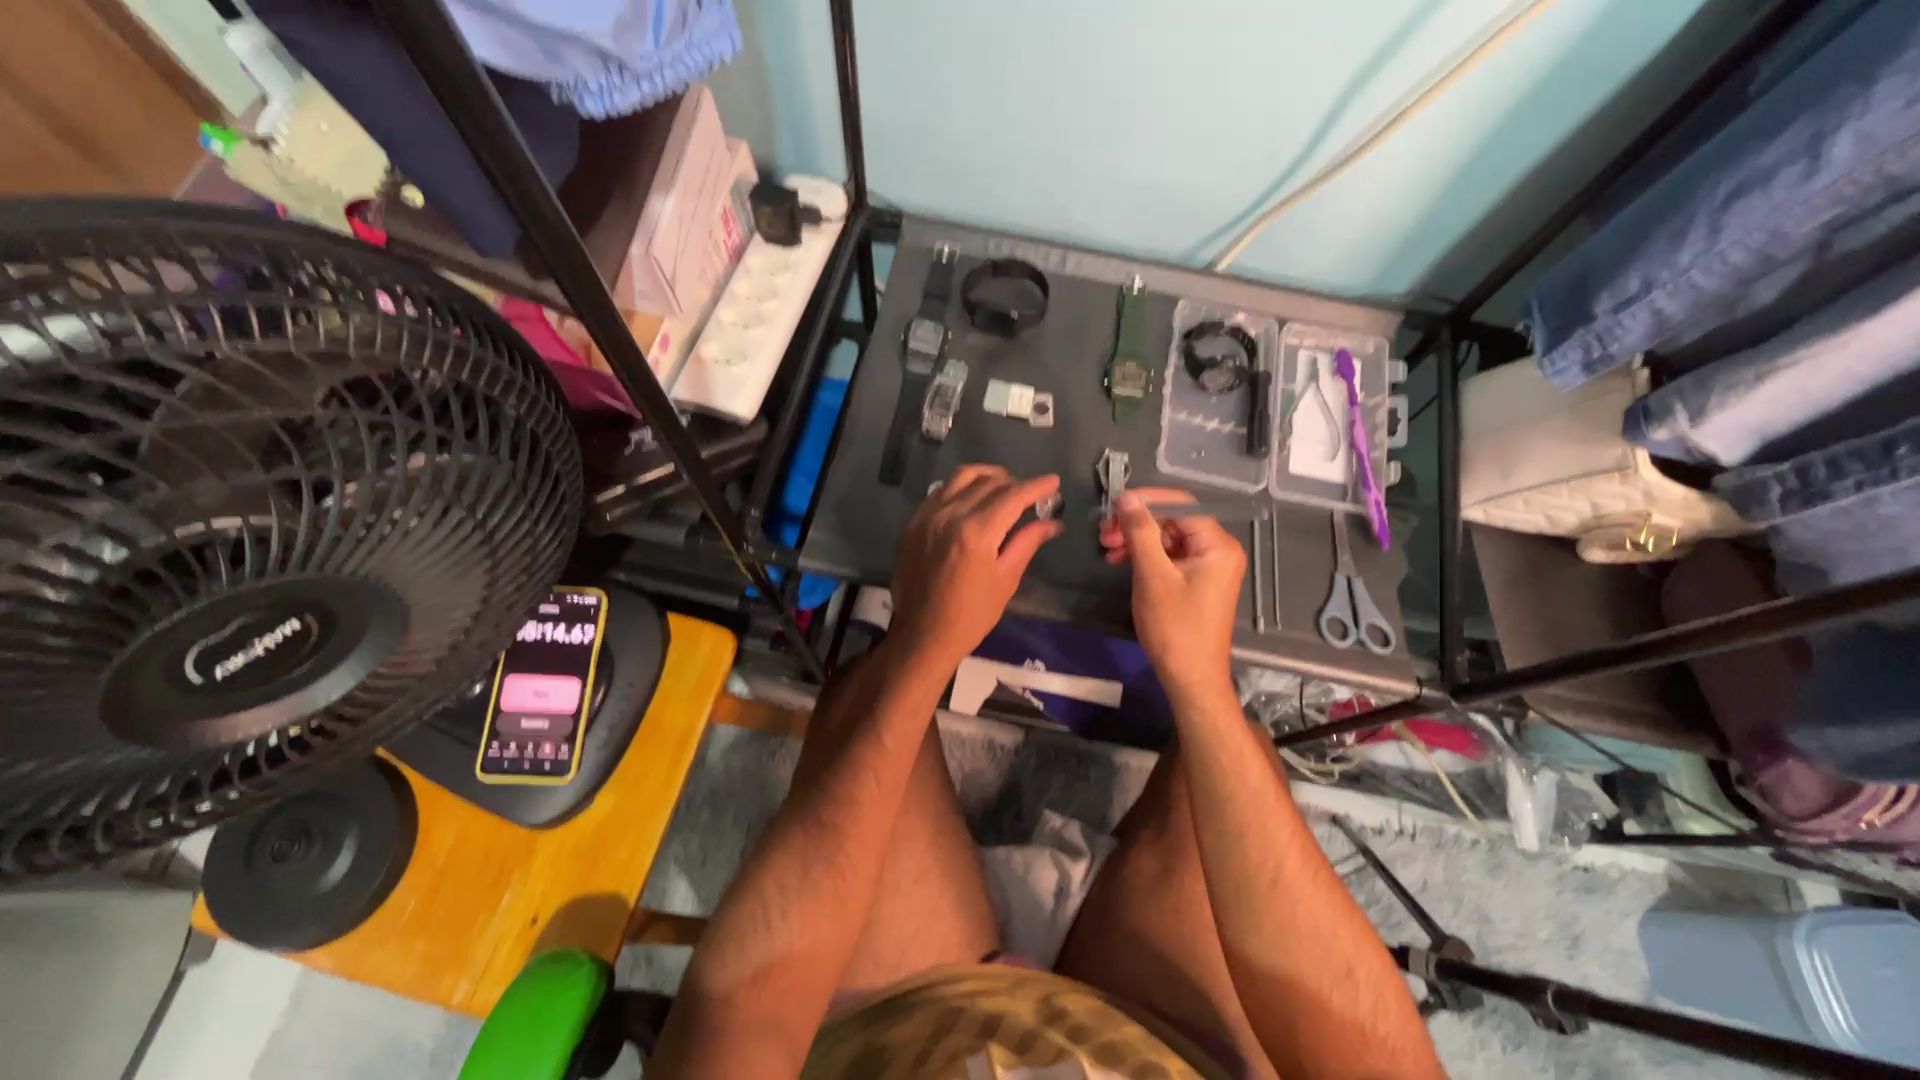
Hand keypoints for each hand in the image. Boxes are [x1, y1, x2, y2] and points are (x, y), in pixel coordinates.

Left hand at [888, 465, 1062, 669]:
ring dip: (986, 476)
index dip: (1037, 486)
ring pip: (961, 477)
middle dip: (1014, 483)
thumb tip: (1053, 522)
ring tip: (1002, 487)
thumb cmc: (972, 614)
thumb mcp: (1006, 580)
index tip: (1053, 481)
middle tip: (1030, 493)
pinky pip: (940, 491)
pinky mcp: (913, 523)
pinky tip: (971, 499)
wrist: (923, 634)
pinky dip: (960, 488)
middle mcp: (950, 514)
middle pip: (989, 483)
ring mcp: (928, 516)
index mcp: (977, 531)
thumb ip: (1027, 543)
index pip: (1013, 496)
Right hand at [1100, 488, 1243, 699]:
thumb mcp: (1152, 576)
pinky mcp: (1198, 582)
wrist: (1191, 677)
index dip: (1145, 502)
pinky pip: (1171, 557)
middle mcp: (1219, 550)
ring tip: (1107, 549)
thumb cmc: (1174, 628)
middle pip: (1174, 520)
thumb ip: (1140, 532)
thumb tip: (1127, 497)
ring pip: (1169, 538)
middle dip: (1137, 523)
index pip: (1181, 504)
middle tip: (1104, 533)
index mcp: (1217, 545)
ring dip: (1137, 540)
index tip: (1112, 508)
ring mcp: (1210, 567)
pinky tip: (1121, 562)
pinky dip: (1146, 557)